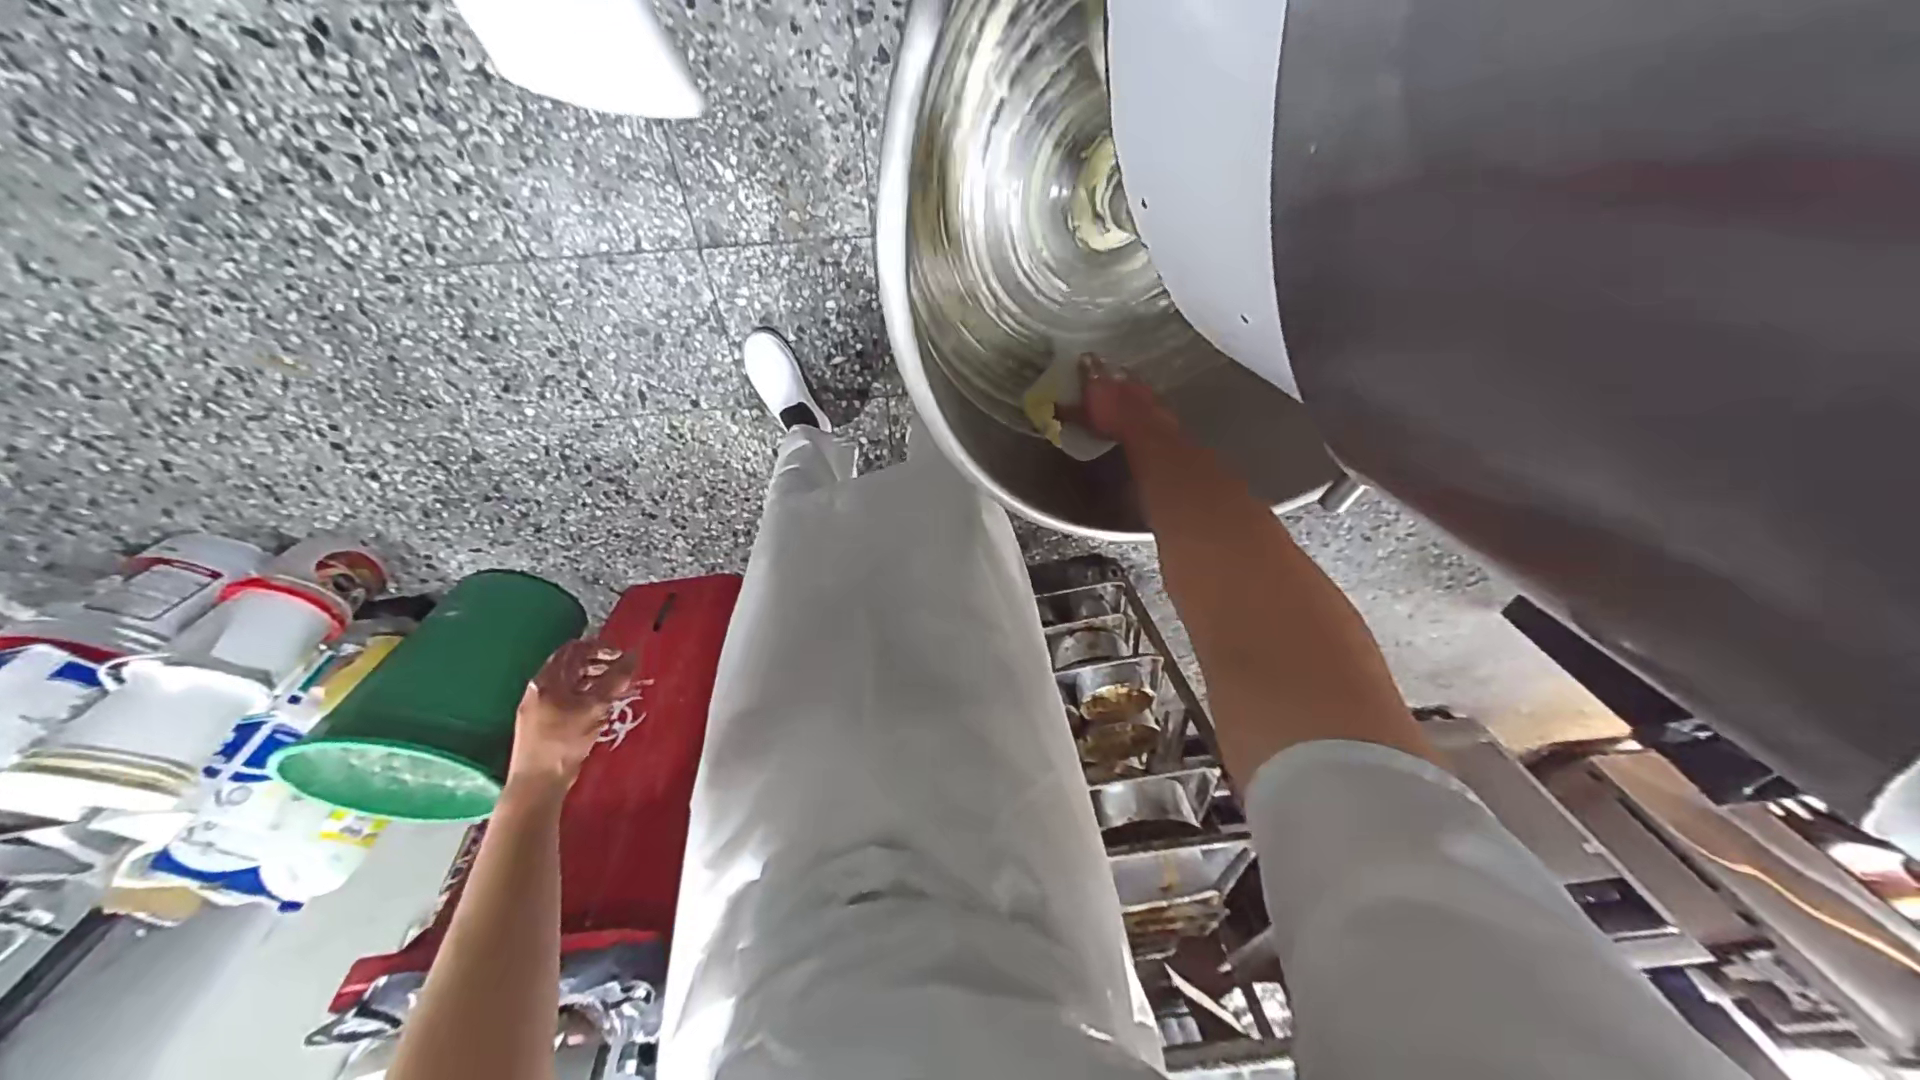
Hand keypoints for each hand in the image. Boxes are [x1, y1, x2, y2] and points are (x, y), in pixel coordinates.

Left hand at [508, 639, 636, 790]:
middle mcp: (539, 688)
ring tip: (615, 689)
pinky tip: (598, 708)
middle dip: (598, 663)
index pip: (574, 649)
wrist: (537, 782)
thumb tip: (633, 655)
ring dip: (593, 680)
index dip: (599, 647)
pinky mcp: (540, 722)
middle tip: (621, 672)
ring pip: (569, 683)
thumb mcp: (595, 707)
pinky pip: (565, 698)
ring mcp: (537, 706)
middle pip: (570, 665)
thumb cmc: (565, 740)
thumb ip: (615, 680)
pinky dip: (584, 695)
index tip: (621, 656)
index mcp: (547, 680)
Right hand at [1068, 355, 1180, 444]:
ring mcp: (1130, 379)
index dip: (1082, 360)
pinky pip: (1135, 379)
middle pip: (1103, 363)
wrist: (1142, 425)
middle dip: (1098, 362)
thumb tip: (1051, 407)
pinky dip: (1131, 380)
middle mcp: (1111, 374)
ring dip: (1115, 370)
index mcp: (1094, 380)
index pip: (1085, 363)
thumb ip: (1067, 412)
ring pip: (1120, 368)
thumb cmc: (1108, 422)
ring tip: (1113, 374)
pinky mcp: (1145, 386)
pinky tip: (1131, 386)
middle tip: (1095, 365)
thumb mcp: (1083, 420)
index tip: (1079, 359)